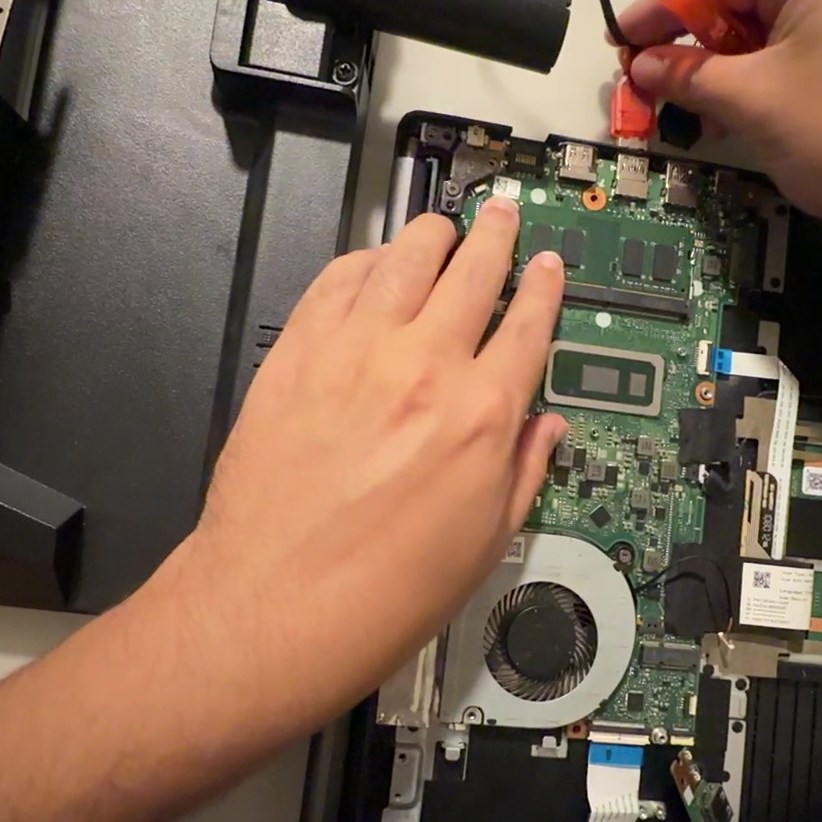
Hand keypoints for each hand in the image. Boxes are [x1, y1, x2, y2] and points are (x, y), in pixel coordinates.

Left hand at [185, 200, 567, 720]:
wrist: (275, 605)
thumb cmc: (383, 593)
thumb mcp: (484, 544)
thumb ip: (523, 471)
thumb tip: (546, 428)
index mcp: (482, 416)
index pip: (527, 326)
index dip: (542, 287)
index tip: (545, 267)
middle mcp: (424, 369)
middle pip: (473, 273)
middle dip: (495, 236)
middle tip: (500, 216)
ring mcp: (356, 354)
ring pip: (405, 260)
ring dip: (431, 234)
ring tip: (441, 227)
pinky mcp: (297, 355)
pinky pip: (335, 283)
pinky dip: (362, 262)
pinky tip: (372, 264)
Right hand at [619, 0, 821, 240]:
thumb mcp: (751, 100)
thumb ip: (687, 74)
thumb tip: (639, 65)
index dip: (661, 7)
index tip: (618, 40)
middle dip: (693, 43)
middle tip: (647, 79)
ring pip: (768, 28)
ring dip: (722, 68)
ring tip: (691, 109)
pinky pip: (796, 49)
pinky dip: (757, 78)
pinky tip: (731, 113)